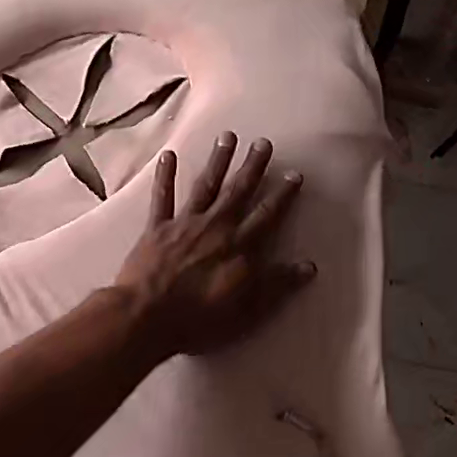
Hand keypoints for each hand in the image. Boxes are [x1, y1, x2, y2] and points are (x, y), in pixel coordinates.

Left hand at [112, 132, 315, 358]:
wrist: (147, 317)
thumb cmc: (199, 319)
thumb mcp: (247, 309)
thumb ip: (276, 284)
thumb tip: (309, 266)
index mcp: (239, 247)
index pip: (267, 215)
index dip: (283, 195)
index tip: (294, 174)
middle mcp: (215, 228)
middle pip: (238, 192)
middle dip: (252, 167)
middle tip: (263, 143)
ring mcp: (185, 225)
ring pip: (206, 187)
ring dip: (218, 162)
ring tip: (227, 137)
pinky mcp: (157, 229)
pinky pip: (162, 198)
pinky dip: (165, 176)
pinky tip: (169, 155)